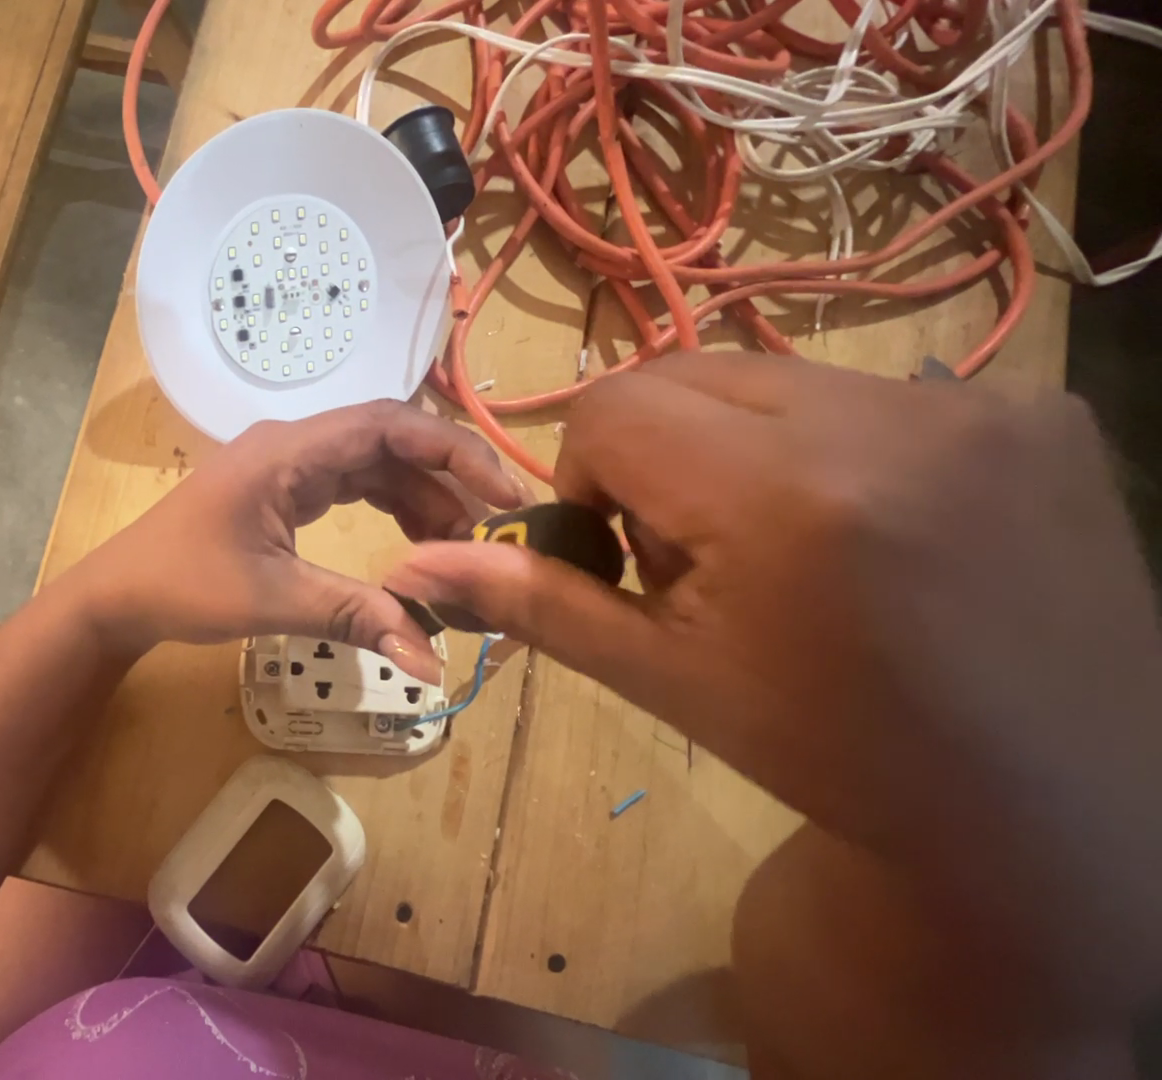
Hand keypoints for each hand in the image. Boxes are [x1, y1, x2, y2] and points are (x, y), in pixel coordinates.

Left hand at [60, 400, 523, 682]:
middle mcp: (290, 444)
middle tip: (488, 532)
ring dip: (417, 499)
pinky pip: (350, 484)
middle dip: (442, 481)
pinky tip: (413, 543)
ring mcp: (286, 465)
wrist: (119, 593)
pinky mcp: (282, 490)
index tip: (501, 493)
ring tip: (458, 548)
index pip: (388, 425)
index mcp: (286, 451)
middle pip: (387, 441)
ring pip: (371, 464)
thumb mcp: (274, 600)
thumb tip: (432, 661)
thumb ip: (355, 618)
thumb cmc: (184, 586)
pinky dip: (386, 508)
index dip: (452, 450)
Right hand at [385, 355, 1161, 1041]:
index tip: (626, 551)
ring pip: (765, 378)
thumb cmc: (821, 747)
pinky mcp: (1036, 410)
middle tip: (696, 553)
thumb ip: (531, 600)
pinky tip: (865, 532)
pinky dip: (819, 446)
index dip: (590, 476)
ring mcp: (980, 406)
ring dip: (732, 448)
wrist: (1041, 811)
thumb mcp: (658, 673)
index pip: (613, 407)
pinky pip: (857, 393)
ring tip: (781, 546)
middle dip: (654, 456)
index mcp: (783, 496)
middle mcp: (890, 420)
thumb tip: (410, 568)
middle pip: (683, 378)